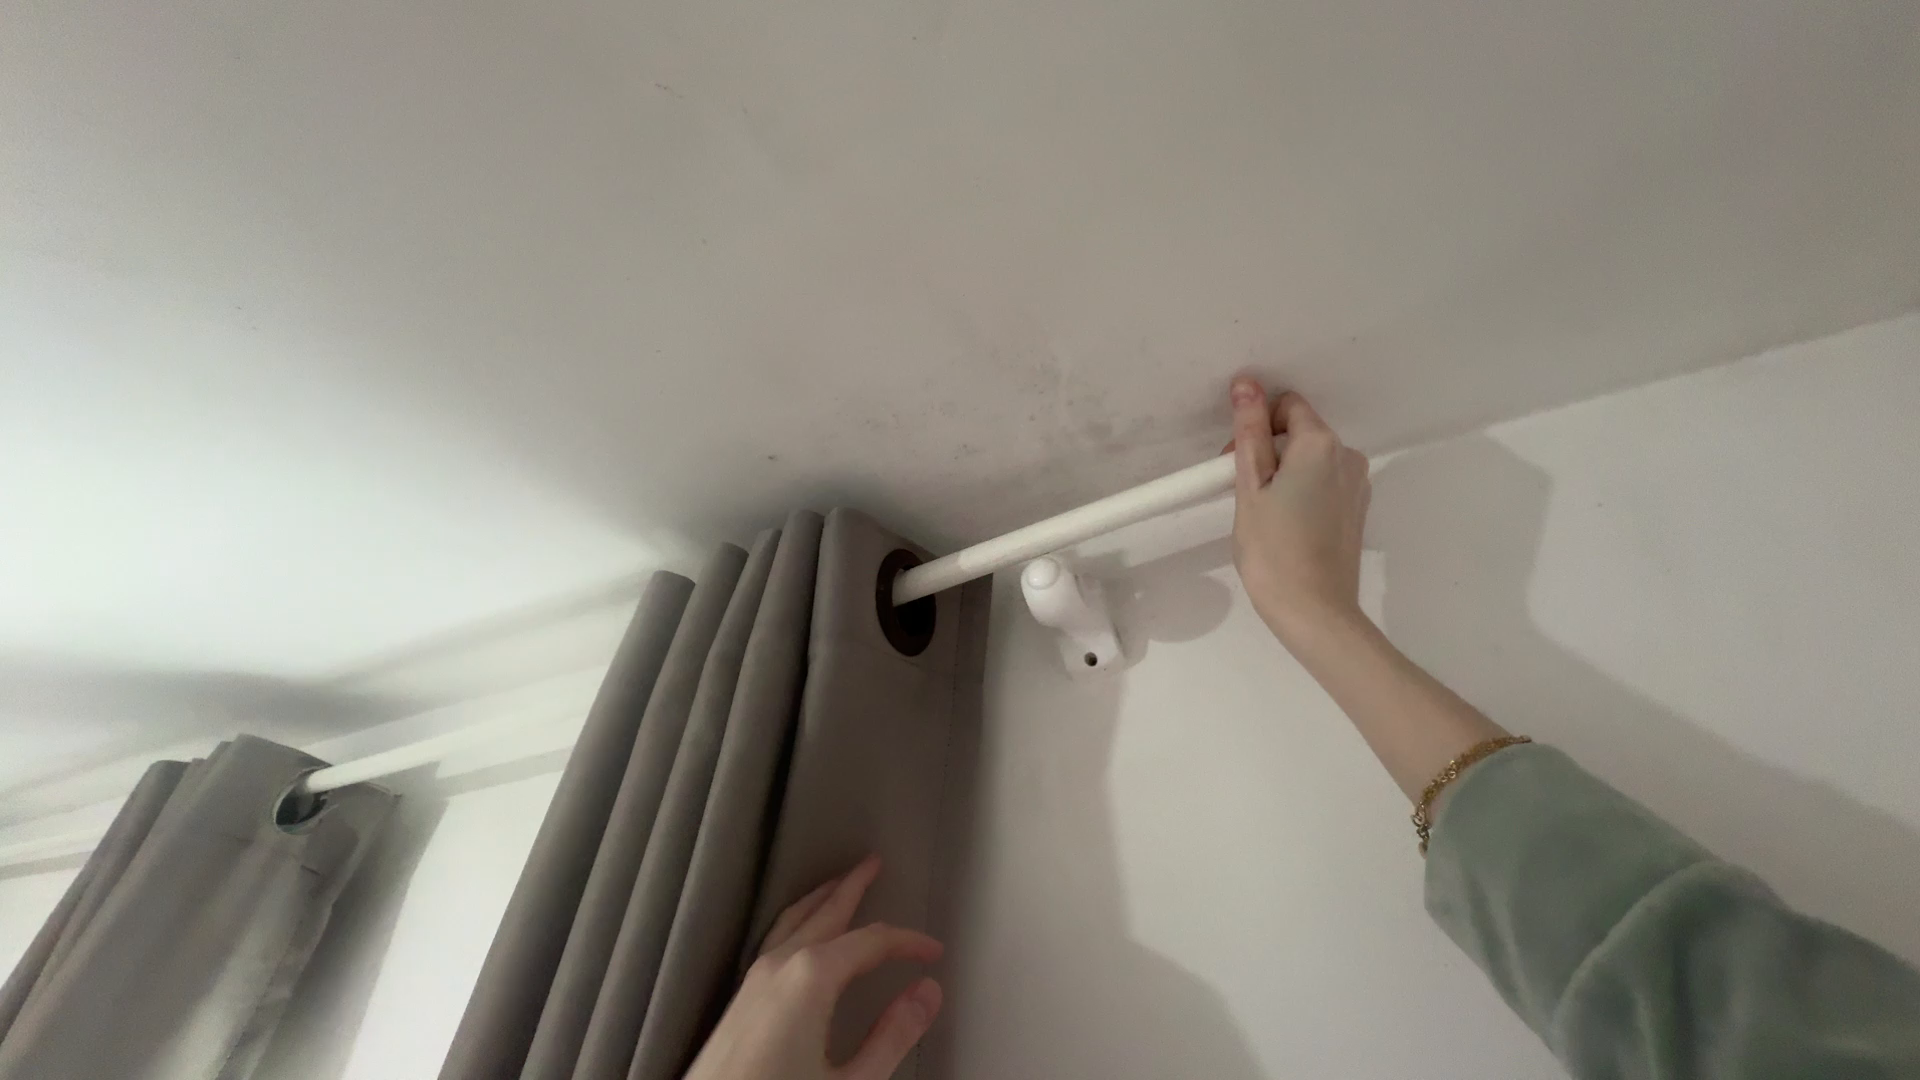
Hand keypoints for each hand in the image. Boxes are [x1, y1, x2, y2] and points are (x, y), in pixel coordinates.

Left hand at [683, 856, 943, 1079]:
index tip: (933, 951)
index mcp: (813, 975)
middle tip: (874, 863)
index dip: (907, 941)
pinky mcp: (741, 997)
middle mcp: (782, 963)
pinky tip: (800, 929)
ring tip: (840, 882)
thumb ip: (892, 1035)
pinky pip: (777, 936)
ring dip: (823, 896)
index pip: (873, 941)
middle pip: (828, 910)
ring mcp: (756, 977)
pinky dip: (799, 917)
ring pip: (796, 918)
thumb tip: (927, 992)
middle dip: (855, 885)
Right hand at [1225, 377, 1371, 643]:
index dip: (1255, 426)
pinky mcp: (1357, 508)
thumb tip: (1247, 384)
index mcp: (1320, 444)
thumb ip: (1250, 433)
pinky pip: (1324, 482)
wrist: (1313, 609)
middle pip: (1298, 432)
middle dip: (1267, 450)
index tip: (1235, 462)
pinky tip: (1287, 525)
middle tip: (1243, 494)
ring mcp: (1358, 483)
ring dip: (1283, 473)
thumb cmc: (1271, 549)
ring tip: (1264, 514)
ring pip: (1310, 459)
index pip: (1286, 405)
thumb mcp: (1250, 488)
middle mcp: (1348, 455)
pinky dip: (1301, 491)